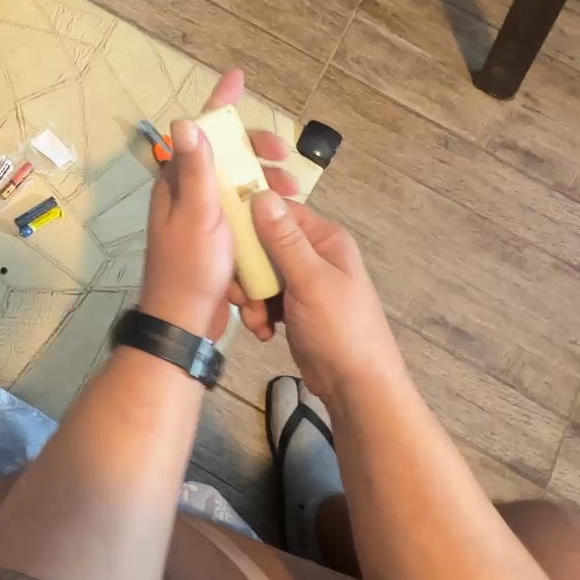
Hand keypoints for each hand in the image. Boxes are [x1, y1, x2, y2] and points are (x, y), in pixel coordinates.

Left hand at [137, 71, 299, 340]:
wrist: (185, 321)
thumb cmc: (190, 266)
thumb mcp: (196, 214)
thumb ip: (195, 169)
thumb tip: (186, 121)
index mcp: (176, 183)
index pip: (198, 132)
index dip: (218, 104)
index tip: (238, 77)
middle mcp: (187, 194)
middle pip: (225, 155)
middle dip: (256, 149)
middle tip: (284, 155)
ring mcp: (202, 216)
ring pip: (238, 183)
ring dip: (266, 181)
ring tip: (293, 191)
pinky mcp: (216, 237)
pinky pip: (242, 211)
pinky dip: (262, 207)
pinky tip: (282, 213)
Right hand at [237, 192, 405, 403]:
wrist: (354, 385)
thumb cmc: (339, 328)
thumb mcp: (310, 281)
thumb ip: (284, 240)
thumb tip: (261, 194)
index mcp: (323, 238)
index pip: (277, 212)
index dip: (249, 221)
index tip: (224, 240)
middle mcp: (312, 253)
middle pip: (262, 245)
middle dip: (247, 273)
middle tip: (242, 296)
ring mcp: (301, 281)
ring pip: (258, 275)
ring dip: (251, 299)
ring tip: (257, 321)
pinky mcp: (291, 306)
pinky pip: (263, 298)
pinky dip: (258, 314)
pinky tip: (264, 332)